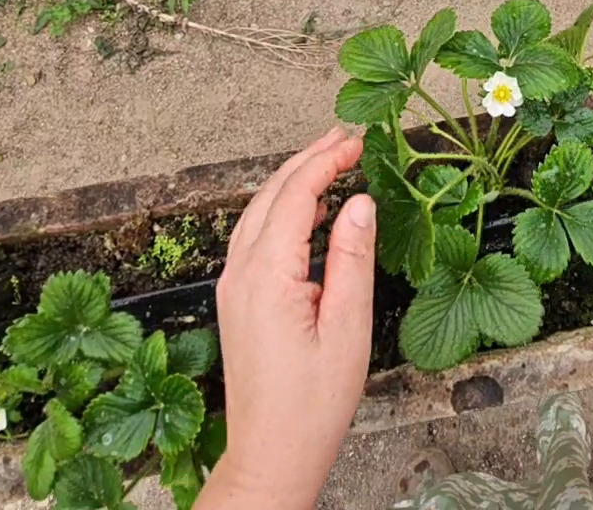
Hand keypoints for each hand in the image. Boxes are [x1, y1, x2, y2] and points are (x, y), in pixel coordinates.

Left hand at [197, 129, 376, 509]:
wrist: (271, 456)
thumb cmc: (313, 402)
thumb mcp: (348, 326)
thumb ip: (352, 256)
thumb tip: (359, 201)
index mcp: (266, 275)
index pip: (296, 194)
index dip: (327, 159)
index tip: (359, 140)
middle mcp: (240, 272)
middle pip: (271, 192)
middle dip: (309, 158)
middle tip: (346, 136)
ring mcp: (234, 283)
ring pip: (260, 209)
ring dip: (295, 179)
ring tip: (332, 159)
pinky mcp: (238, 296)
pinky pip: (257, 234)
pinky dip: (285, 208)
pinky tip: (313, 209)